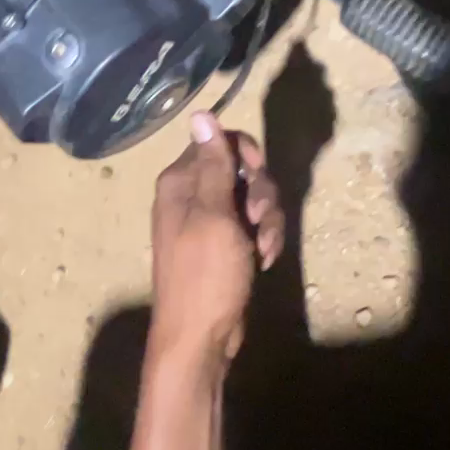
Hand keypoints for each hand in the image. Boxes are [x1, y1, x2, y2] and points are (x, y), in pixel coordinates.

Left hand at [148, 113, 284, 366]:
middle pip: (242, 168)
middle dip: (261, 192)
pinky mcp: (228, 242)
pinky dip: (265, 238)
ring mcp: (212, 220)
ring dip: (268, 220)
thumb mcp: (214, 215)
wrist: (200, 338)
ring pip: (254, 197)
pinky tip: (264, 259)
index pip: (219, 141)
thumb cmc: (204, 274)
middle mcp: (193, 194)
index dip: (245, 154)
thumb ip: (213, 163)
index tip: (256, 176)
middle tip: (258, 218)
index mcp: (181, 181)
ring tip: (264, 248)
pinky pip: (256, 224)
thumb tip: (200, 111)